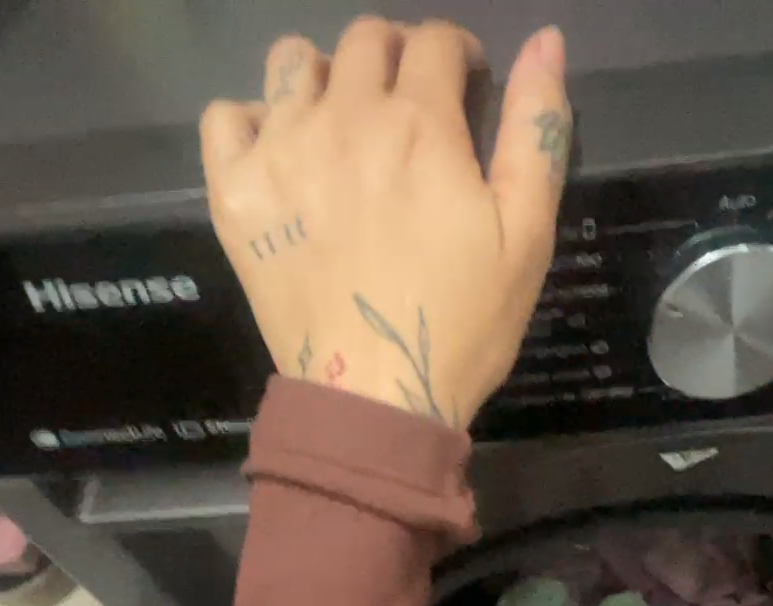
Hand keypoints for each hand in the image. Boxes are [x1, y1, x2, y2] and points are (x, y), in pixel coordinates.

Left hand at [200, 19, 570, 428]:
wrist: (373, 399)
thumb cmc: (462, 327)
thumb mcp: (527, 237)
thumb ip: (537, 133)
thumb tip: (547, 38)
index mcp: (420, 125)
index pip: (436, 42)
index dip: (458, 55)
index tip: (465, 88)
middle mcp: (343, 118)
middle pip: (365, 41)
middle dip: (397, 58)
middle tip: (410, 109)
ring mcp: (280, 153)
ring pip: (292, 63)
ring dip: (326, 76)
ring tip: (343, 126)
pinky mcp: (236, 196)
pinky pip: (226, 117)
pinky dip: (253, 121)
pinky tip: (281, 156)